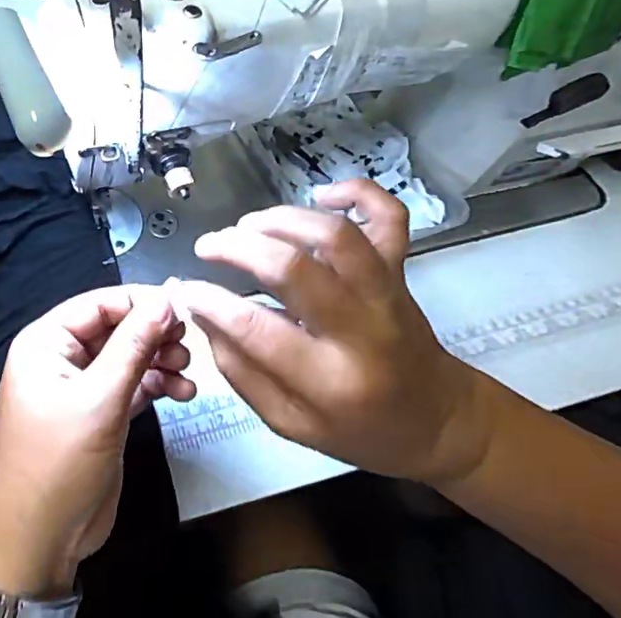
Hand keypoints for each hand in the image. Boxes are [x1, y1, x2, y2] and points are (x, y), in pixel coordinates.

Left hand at [0, 286, 194, 598]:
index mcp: (47, 343)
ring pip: (131, 355)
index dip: (143, 301)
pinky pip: (135, 383)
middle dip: (156, 333)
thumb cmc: (58, 464)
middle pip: (119, 327)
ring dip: (163, 358)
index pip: (101, 302)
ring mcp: (83, 387)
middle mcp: (64, 358)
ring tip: (187, 370)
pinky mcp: (101, 413)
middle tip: (188, 341)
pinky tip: (184, 392)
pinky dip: (160, 383)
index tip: (184, 308)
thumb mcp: (99, 399)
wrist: (35, 548)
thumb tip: (167, 297)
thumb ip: (135, 343)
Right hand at [169, 181, 496, 486]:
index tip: (186, 288)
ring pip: (336, 234)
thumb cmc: (360, 429)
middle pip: (295, 268)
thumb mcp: (291, 424)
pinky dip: (358, 192)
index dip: (210, 302)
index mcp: (330, 381)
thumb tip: (204, 315)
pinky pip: (389, 214)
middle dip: (239, 248)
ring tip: (250, 225)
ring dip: (284, 219)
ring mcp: (386, 290)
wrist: (434, 417)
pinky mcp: (401, 266)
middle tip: (211, 246)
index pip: (257, 328)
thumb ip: (242, 373)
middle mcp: (362, 328)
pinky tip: (323, 195)